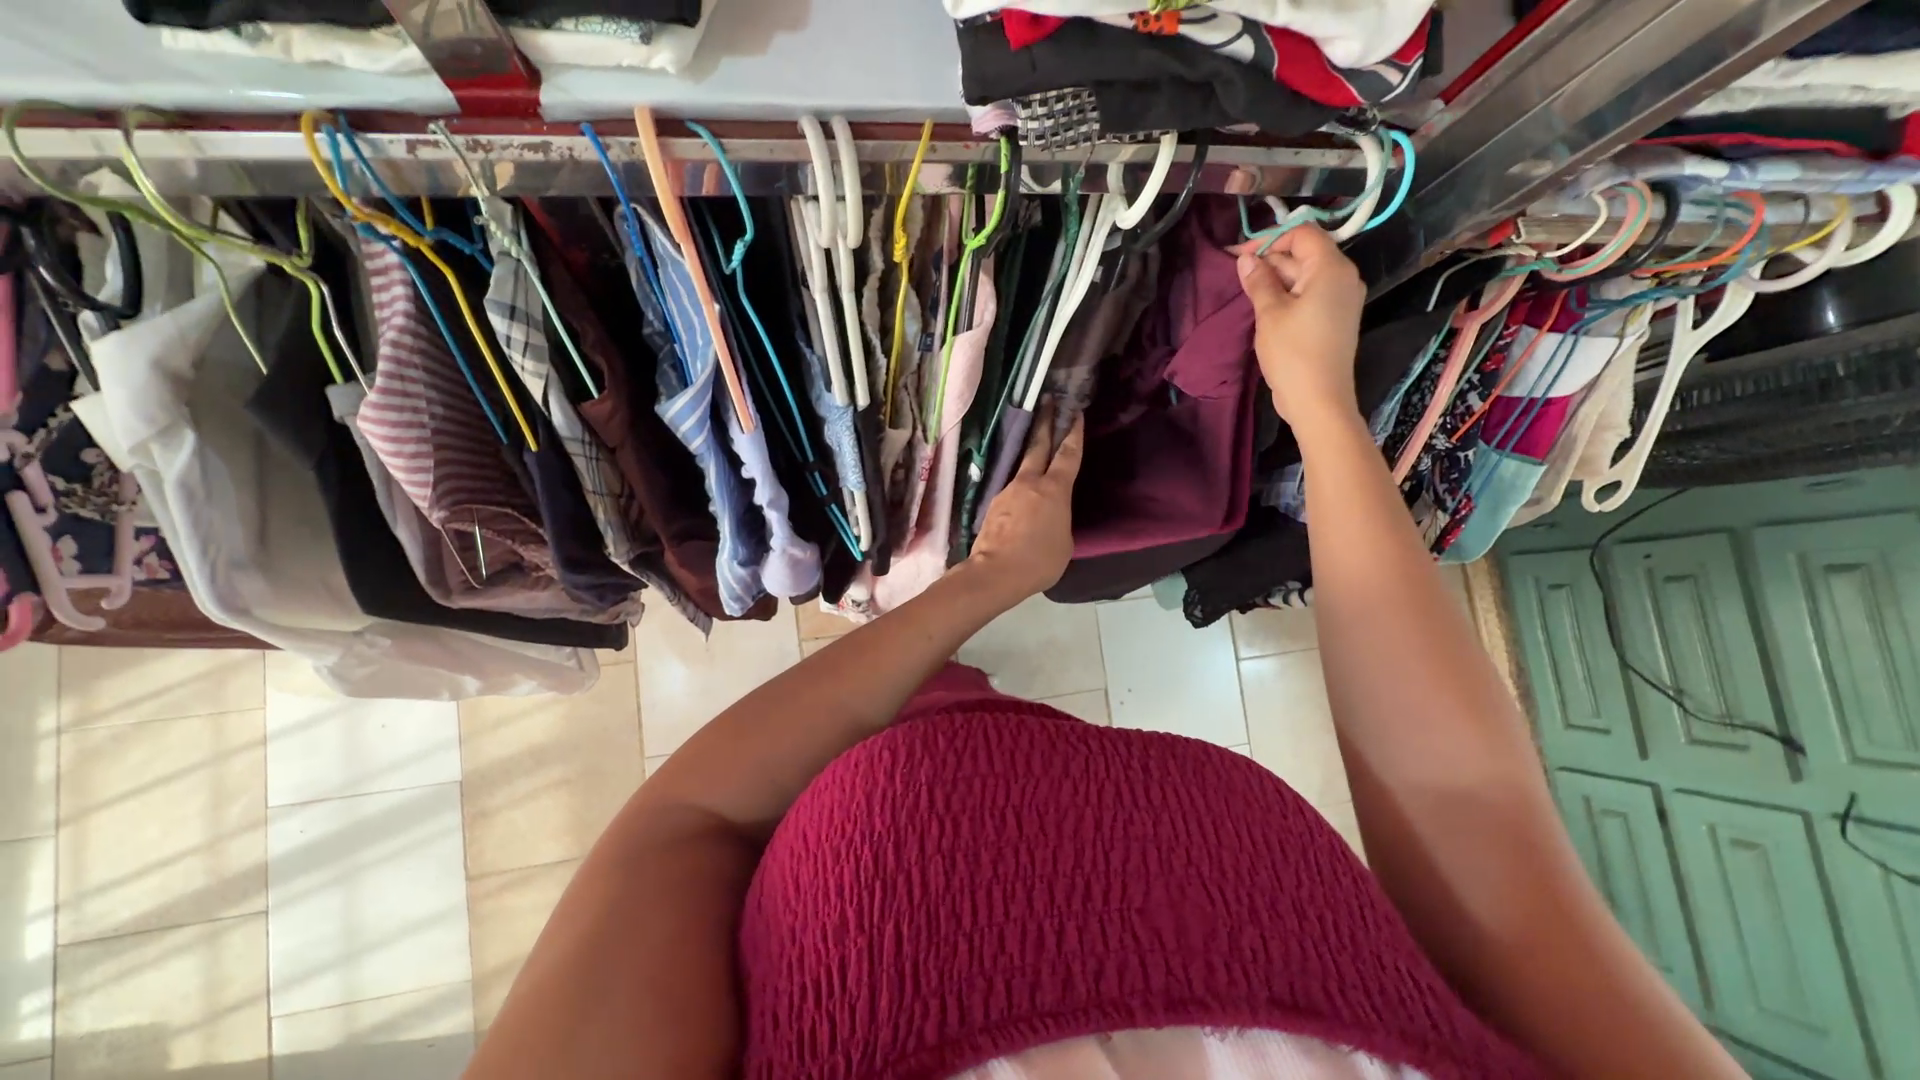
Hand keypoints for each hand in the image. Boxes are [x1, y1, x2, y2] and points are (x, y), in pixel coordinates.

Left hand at [964, 408, 1084, 604]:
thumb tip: (1050, 517)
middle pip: (1038, 446)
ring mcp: (1007, 492)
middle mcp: (1028, 483)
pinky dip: (1020, 492)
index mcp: (1054, 489)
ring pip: (1022, 470)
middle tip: (1049, 401)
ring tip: (1038, 455)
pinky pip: (1012, 493)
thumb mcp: (1064, 542)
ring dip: (1031, 460)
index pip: (1068, 454)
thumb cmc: (1039, 560)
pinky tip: (1022, 504)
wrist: (995, 574)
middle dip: (1046, 422)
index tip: (1075, 413)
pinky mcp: (992, 507)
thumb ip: (1060, 520)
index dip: (1073, 433)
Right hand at [1234, 224, 1366, 435]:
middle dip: (1270, 261)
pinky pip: (1311, 294)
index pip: (1302, 234)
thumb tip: (1247, 259)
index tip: (1240, 256)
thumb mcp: (1270, 313)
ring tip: (1246, 293)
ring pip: (1306, 276)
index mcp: (1331, 268)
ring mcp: (1342, 299)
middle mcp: (1343, 277)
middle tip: (1236, 276)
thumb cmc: (1293, 353)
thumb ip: (1259, 281)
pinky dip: (1288, 294)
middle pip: (1304, 254)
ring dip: (1276, 279)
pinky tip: (1265, 307)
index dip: (1270, 239)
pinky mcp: (1335, 318)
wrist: (1319, 400)